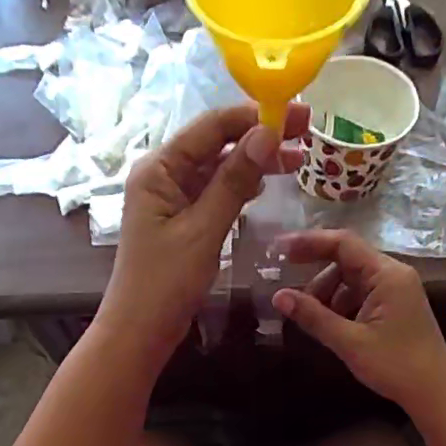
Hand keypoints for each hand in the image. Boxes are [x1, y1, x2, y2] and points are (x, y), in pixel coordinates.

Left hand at [98, 103, 306, 356]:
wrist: (140, 331)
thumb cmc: (164, 283)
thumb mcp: (203, 230)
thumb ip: (234, 181)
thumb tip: (267, 134)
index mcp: (158, 169)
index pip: (211, 127)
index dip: (254, 116)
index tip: (296, 114)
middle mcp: (163, 176)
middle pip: (216, 144)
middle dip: (259, 136)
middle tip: (306, 131)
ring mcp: (172, 199)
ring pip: (218, 169)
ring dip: (254, 162)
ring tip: (297, 158)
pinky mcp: (183, 221)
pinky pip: (215, 193)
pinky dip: (240, 187)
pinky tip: (265, 184)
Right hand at [271, 230, 445, 414]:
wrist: (434, 392)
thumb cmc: (395, 365)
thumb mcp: (349, 341)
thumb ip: (313, 317)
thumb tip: (278, 296)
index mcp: (386, 274)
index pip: (343, 243)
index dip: (308, 242)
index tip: (279, 250)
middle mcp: (393, 274)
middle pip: (345, 261)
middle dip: (316, 278)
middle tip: (290, 298)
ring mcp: (395, 290)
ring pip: (350, 280)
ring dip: (327, 295)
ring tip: (310, 320)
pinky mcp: (394, 307)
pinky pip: (360, 295)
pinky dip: (340, 306)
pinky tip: (329, 326)